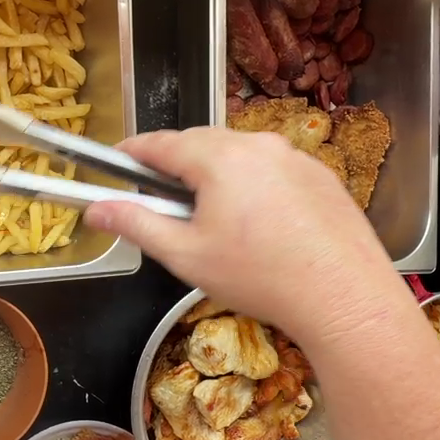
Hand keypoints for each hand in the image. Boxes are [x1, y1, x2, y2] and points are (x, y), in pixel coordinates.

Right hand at [84, 128, 405, 343]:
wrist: (343, 297)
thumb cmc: (257, 276)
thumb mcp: (185, 255)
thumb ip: (136, 224)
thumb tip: (95, 209)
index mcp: (219, 158)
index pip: (161, 142)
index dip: (133, 151)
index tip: (115, 160)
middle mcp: (258, 144)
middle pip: (200, 142)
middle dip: (173, 163)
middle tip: (159, 197)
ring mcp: (295, 157)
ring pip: (238, 154)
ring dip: (213, 173)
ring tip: (207, 215)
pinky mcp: (321, 175)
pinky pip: (271, 168)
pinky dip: (250, 183)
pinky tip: (255, 223)